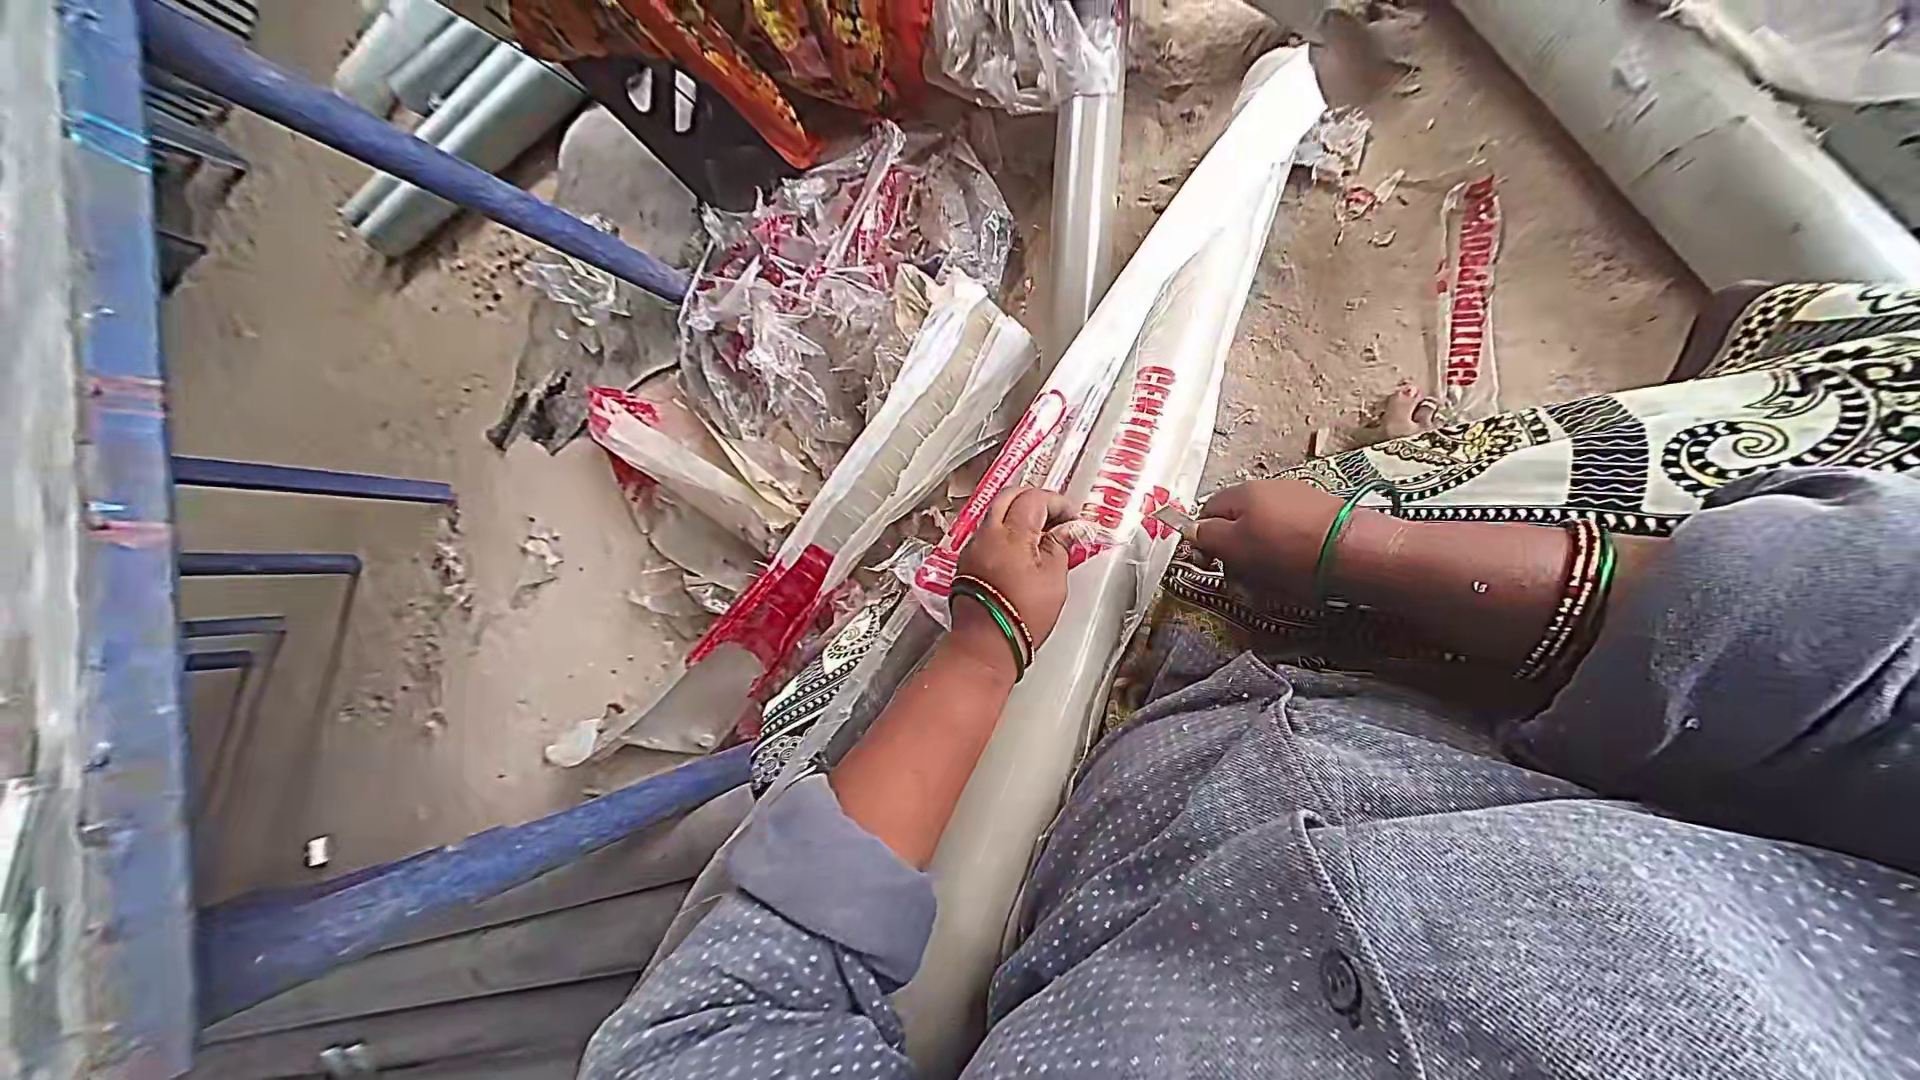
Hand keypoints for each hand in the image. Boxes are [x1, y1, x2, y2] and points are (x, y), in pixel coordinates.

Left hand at [951, 487, 1072, 669]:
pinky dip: (1004, 532)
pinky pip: (986, 534)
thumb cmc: (1022, 615)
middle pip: (1009, 496)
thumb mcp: (1054, 579)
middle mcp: (987, 533)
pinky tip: (1020, 549)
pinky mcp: (966, 561)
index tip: (1071, 517)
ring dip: (1017, 514)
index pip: (1035, 498)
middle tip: (1055, 516)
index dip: (1057, 503)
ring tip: (1039, 533)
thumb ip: (1059, 547)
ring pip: (995, 513)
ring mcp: (973, 546)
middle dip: (1034, 499)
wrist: (986, 644)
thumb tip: (1065, 531)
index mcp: (1012, 533)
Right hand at [1193, 478, 1344, 597]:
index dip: (1202, 538)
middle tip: (1238, 578)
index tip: (1209, 564)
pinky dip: (1286, 552)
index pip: (1207, 511)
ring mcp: (1299, 499)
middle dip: (1233, 550)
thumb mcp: (1233, 546)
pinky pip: (1291, 534)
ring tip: (1267, 580)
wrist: (1351, 551)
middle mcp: (1268, 488)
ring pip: (1264, 529)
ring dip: (1259, 554)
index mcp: (1241, 491)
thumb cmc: (1282, 550)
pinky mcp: (1323, 514)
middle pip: (1237, 520)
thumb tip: (1194, 530)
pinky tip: (1294, 571)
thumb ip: (1207, 536)